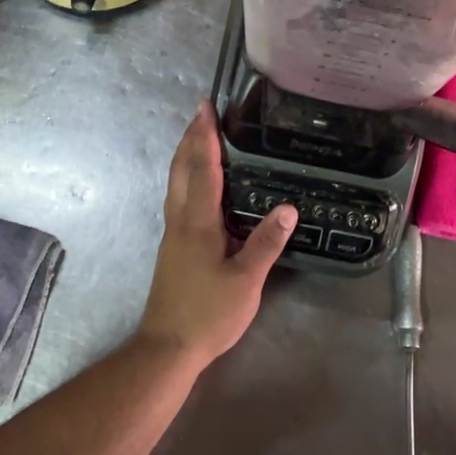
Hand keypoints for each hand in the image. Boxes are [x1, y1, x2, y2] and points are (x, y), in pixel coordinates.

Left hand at [136, 102, 295, 368]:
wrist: (167, 346)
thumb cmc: (208, 313)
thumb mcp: (246, 281)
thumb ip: (266, 242)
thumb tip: (288, 206)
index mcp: (198, 221)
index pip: (202, 168)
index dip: (206, 136)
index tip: (207, 107)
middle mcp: (180, 219)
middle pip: (182, 168)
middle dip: (192, 137)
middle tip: (203, 112)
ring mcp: (173, 233)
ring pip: (176, 182)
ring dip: (186, 155)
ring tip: (198, 137)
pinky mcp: (173, 247)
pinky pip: (178, 197)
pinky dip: (186, 176)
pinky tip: (197, 185)